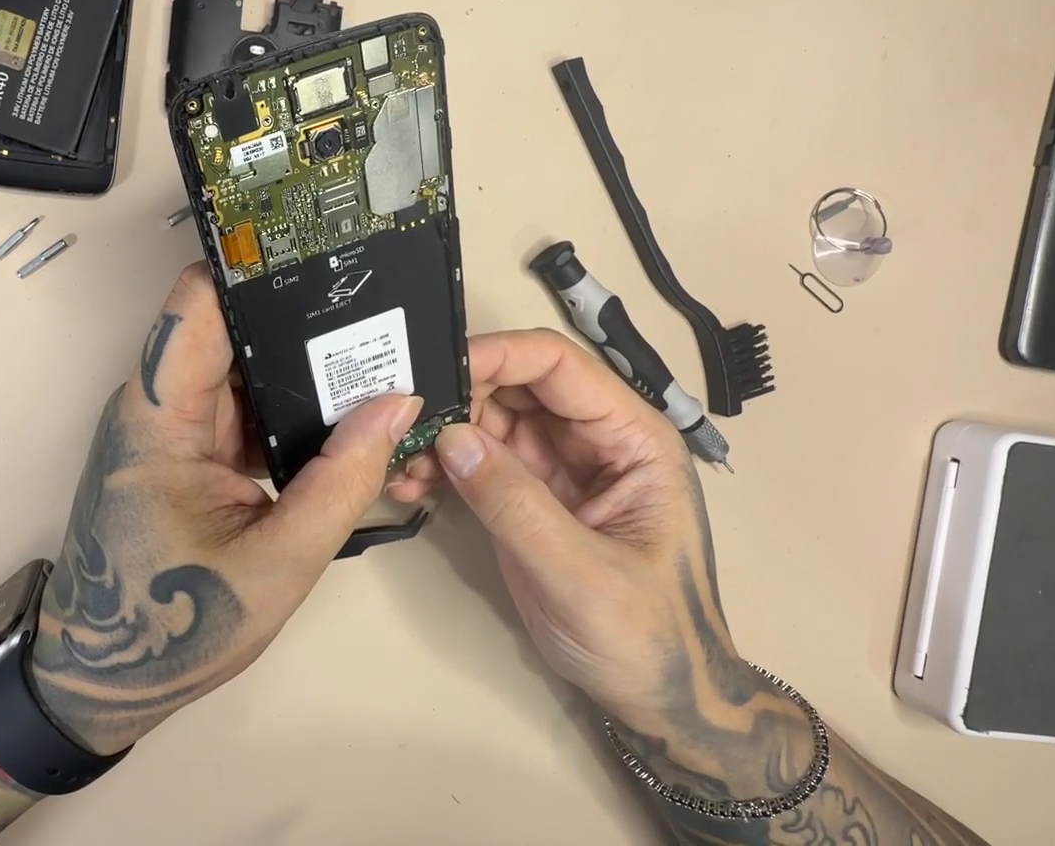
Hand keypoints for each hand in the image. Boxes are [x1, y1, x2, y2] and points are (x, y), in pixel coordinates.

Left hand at [30, 264, 421, 754]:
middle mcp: (158, 404)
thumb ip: (344, 481)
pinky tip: (338, 409)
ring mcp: (171, 426)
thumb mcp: (278, 559)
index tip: (318, 249)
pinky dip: (283, 408)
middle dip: (296, 315)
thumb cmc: (175, 624)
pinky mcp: (184, 450)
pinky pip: (238, 407)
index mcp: (160, 414)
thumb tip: (399, 405)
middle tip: (373, 306)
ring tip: (370, 354)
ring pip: (238, 368)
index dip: (252, 267)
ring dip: (296, 366)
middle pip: (227, 329)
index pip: (198, 304)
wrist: (106, 677)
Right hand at [390, 329, 767, 740]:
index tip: (434, 373)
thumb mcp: (581, 573)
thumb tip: (450, 437)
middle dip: (455, 396)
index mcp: (629, 435)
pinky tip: (410, 486)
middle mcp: (590, 437)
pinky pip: (473, 458)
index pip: (557, 365)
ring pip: (484, 417)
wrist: (655, 698)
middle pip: (513, 384)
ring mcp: (553, 464)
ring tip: (399, 465)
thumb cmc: (644, 637)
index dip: (496, 356)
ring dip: (438, 433)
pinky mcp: (523, 492)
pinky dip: (438, 465)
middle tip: (401, 423)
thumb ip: (516, 504)